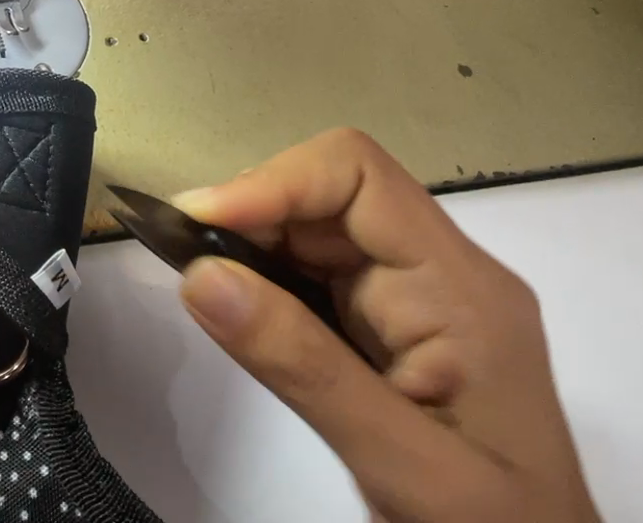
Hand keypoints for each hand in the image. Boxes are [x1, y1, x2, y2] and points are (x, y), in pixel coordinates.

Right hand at [172, 129, 599, 522]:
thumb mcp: (406, 467)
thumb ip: (304, 369)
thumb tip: (199, 275)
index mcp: (459, 289)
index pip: (358, 175)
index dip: (273, 182)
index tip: (199, 222)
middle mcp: (437, 272)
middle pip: (327, 192)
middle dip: (250, 211)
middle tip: (183, 255)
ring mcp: (411, 295)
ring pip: (311, 225)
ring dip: (247, 239)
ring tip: (197, 275)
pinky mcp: (383, 320)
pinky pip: (309, 267)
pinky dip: (258, 272)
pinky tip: (232, 301)